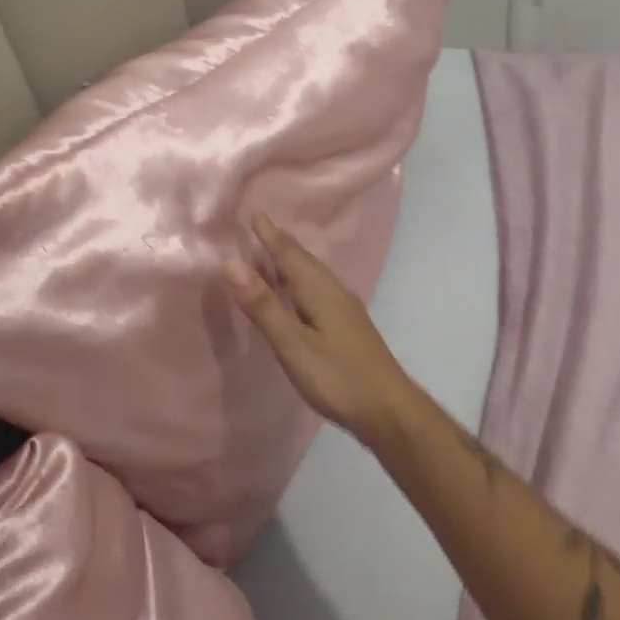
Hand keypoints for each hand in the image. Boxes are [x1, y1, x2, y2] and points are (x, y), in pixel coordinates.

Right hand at [226, 214, 422, 450]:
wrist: (387, 406)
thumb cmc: (337, 377)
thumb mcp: (293, 345)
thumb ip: (264, 307)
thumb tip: (233, 264)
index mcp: (321, 292)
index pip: (291, 256)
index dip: (271, 236)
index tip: (255, 213)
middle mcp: (336, 293)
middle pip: (306, 262)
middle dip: (283, 244)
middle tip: (262, 227)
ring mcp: (347, 310)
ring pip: (316, 276)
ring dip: (294, 262)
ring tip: (275, 256)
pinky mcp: (350, 326)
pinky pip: (321, 290)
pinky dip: (304, 282)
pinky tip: (301, 295)